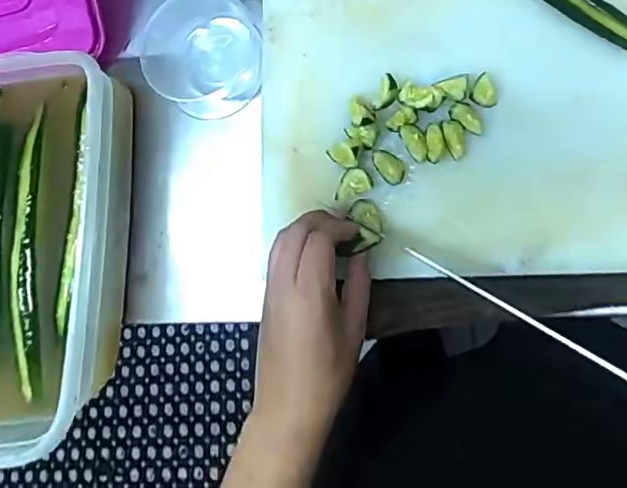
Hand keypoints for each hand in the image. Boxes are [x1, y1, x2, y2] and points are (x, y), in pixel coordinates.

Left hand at [224, 210, 371, 487]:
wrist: (286, 408)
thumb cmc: (326, 375)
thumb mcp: (354, 331)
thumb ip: (360, 286)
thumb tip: (361, 255)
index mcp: (308, 289)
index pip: (319, 237)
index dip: (339, 227)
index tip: (358, 232)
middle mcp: (284, 280)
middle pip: (296, 229)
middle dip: (321, 218)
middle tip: (344, 227)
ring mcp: (270, 285)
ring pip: (282, 236)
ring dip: (304, 226)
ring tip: (329, 234)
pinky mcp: (265, 293)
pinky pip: (276, 251)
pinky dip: (293, 239)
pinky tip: (311, 251)